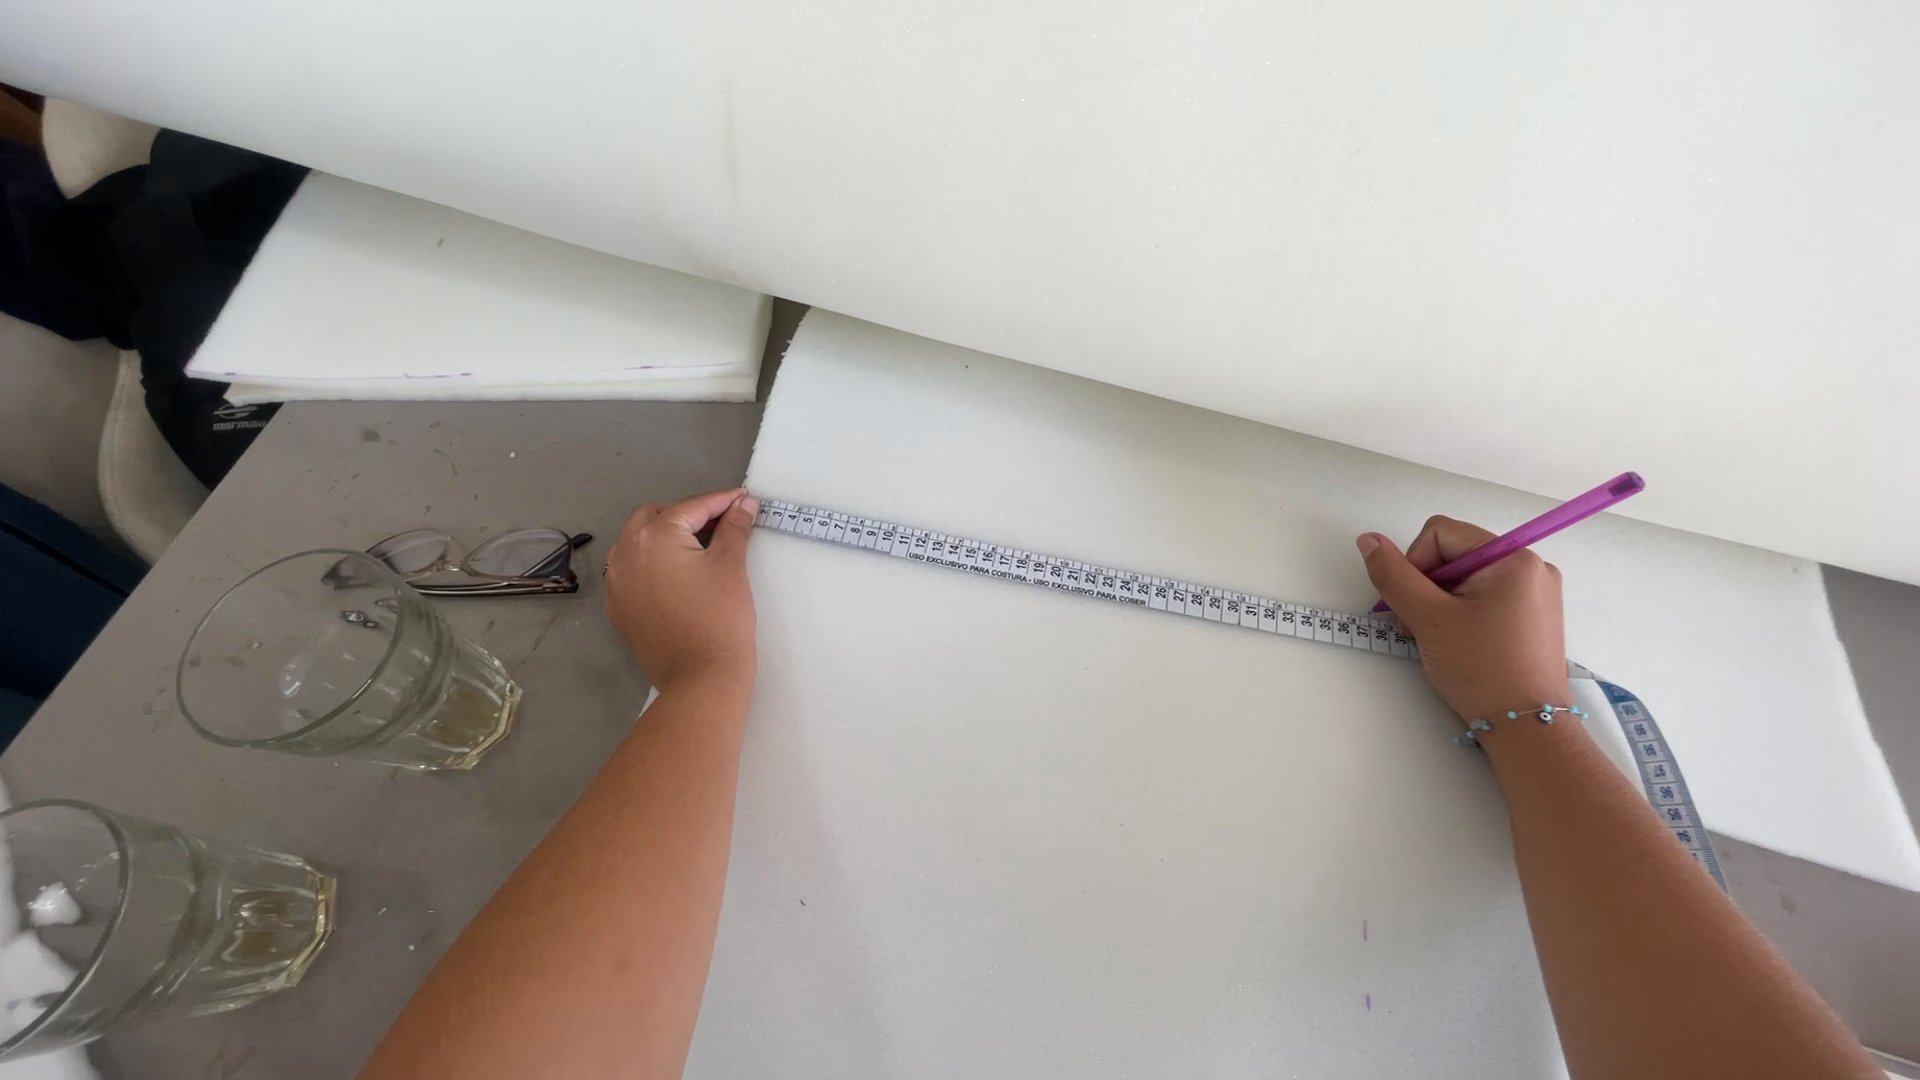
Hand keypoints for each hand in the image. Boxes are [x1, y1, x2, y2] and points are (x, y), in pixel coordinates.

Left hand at [604, 489, 758, 693]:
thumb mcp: (731, 566)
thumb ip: (735, 527)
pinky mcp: (619, 608)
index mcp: (653, 537)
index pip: (691, 508)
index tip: (744, 499)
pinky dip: (652, 563)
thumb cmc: (721, 617)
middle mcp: (625, 553)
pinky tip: (677, 575)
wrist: (701, 678)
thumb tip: (744, 503)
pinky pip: (631, 571)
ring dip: (665, 536)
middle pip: (655, 517)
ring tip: (699, 547)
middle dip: (687, 514)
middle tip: (721, 524)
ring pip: (637, 542)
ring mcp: (616, 583)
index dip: (722, 501)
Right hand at [1356, 516, 1570, 724]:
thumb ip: (1393, 575)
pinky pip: (1479, 594)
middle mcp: (1529, 566)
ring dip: (1436, 601)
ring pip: (1461, 576)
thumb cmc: (1482, 669)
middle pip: (1450, 554)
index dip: (1414, 564)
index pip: (1439, 534)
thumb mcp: (1427, 618)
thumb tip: (1368, 540)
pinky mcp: (1529, 612)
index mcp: (1513, 558)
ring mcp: (1533, 590)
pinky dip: (1456, 610)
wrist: (1526, 725)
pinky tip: (1454, 638)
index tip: (1416, 604)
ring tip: (1435, 636)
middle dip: (1425, 586)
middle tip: (1419, 625)